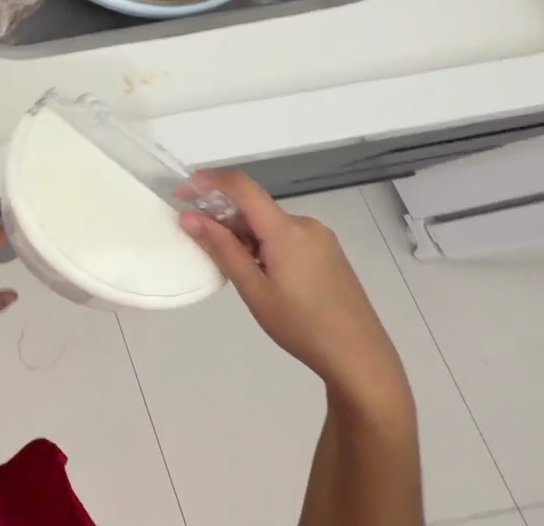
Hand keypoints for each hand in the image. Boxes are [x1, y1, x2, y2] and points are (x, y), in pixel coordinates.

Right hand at [180, 171, 406, 401]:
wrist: (362, 361)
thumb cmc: (302, 326)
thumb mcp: (254, 289)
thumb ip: (221, 248)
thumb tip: (188, 217)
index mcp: (286, 230)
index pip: (241, 186)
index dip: (207, 181)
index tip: (181, 194)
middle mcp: (306, 225)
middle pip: (254, 206)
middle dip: (223, 216)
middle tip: (203, 245)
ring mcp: (321, 239)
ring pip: (269, 222)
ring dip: (244, 233)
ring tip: (236, 268)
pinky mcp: (329, 254)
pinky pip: (286, 235)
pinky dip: (263, 243)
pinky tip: (262, 273)